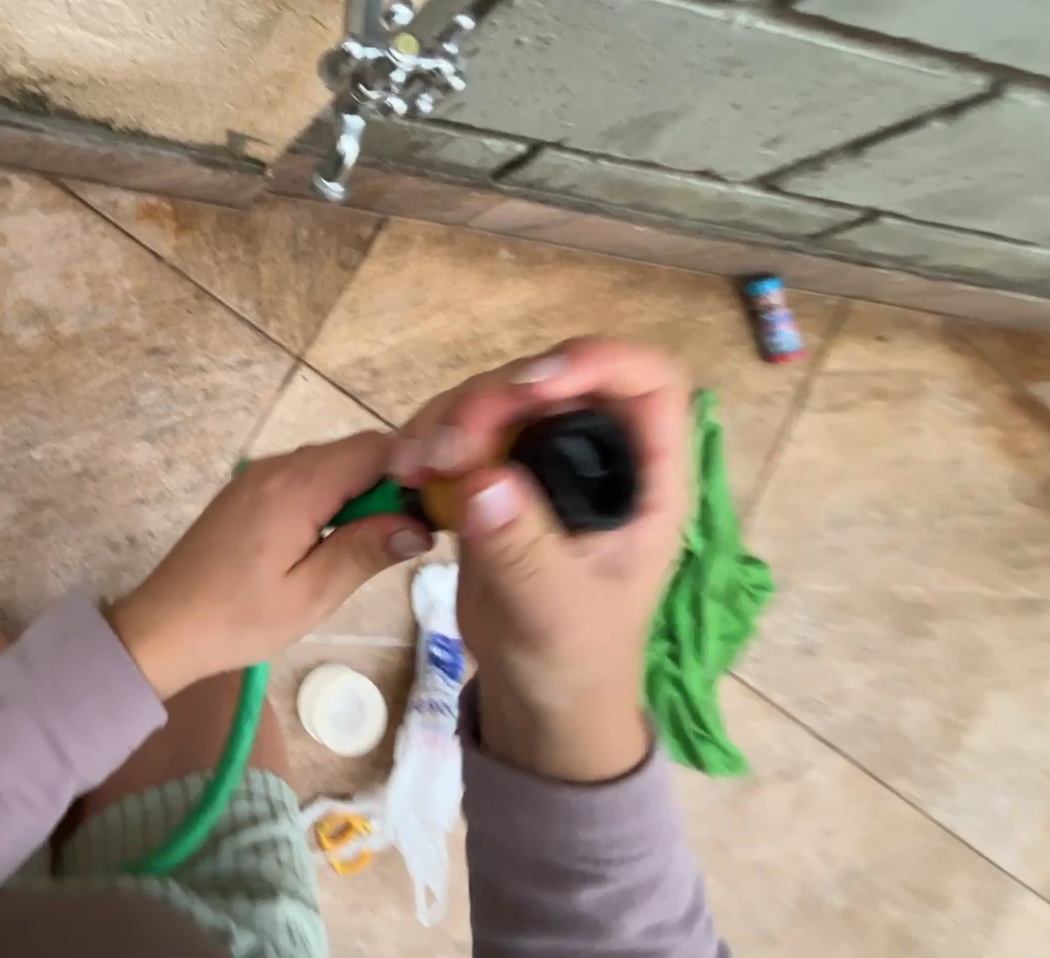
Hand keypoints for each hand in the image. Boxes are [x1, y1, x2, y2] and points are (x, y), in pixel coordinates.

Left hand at [109, 433, 434, 698]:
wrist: (163, 625)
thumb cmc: (238, 618)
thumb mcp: (310, 595)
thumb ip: (364, 551)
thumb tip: (420, 523)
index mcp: (295, 486)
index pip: (375, 448)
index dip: (415, 467)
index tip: (438, 505)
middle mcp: (276, 465)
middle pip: (353, 450)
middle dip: (391, 480)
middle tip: (413, 529)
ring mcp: (258, 474)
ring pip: (329, 462)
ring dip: (361, 489)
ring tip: (380, 537)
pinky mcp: (247, 489)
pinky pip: (303, 475)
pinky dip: (331, 494)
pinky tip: (336, 533)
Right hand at [392, 338, 691, 781]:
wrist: (537, 686)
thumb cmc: (573, 655)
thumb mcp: (554, 611)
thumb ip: (522, 548)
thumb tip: (482, 479)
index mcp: (642, 478)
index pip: (644, 383)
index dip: (596, 363)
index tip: (532, 387)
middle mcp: (593, 454)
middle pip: (544, 381)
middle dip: (488, 402)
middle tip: (441, 451)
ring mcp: (539, 462)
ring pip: (492, 401)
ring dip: (444, 420)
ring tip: (410, 469)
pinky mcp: (494, 477)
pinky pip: (458, 433)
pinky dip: (427, 442)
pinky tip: (405, 474)